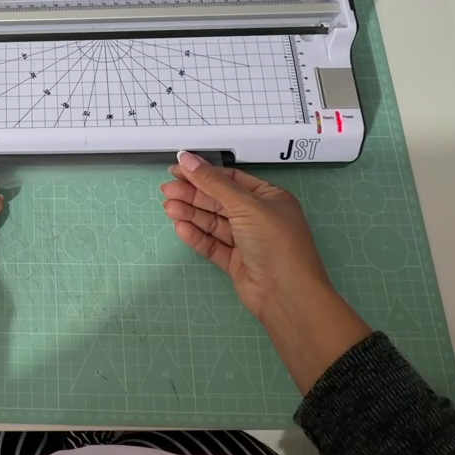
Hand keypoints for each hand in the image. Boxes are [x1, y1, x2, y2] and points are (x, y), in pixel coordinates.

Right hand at [161, 150, 370, 394]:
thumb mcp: (244, 205)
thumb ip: (213, 182)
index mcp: (269, 198)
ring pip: (214, 223)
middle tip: (167, 190)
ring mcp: (248, 241)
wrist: (288, 296)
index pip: (231, 179)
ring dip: (192, 213)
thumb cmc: (274, 242)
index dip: (204, 173)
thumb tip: (187, 158)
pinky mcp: (237, 262)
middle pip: (219, 200)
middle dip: (193, 194)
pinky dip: (197, 236)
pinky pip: (213, 244)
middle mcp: (259, 217)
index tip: (178, 170)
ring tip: (169, 208)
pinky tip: (181, 228)